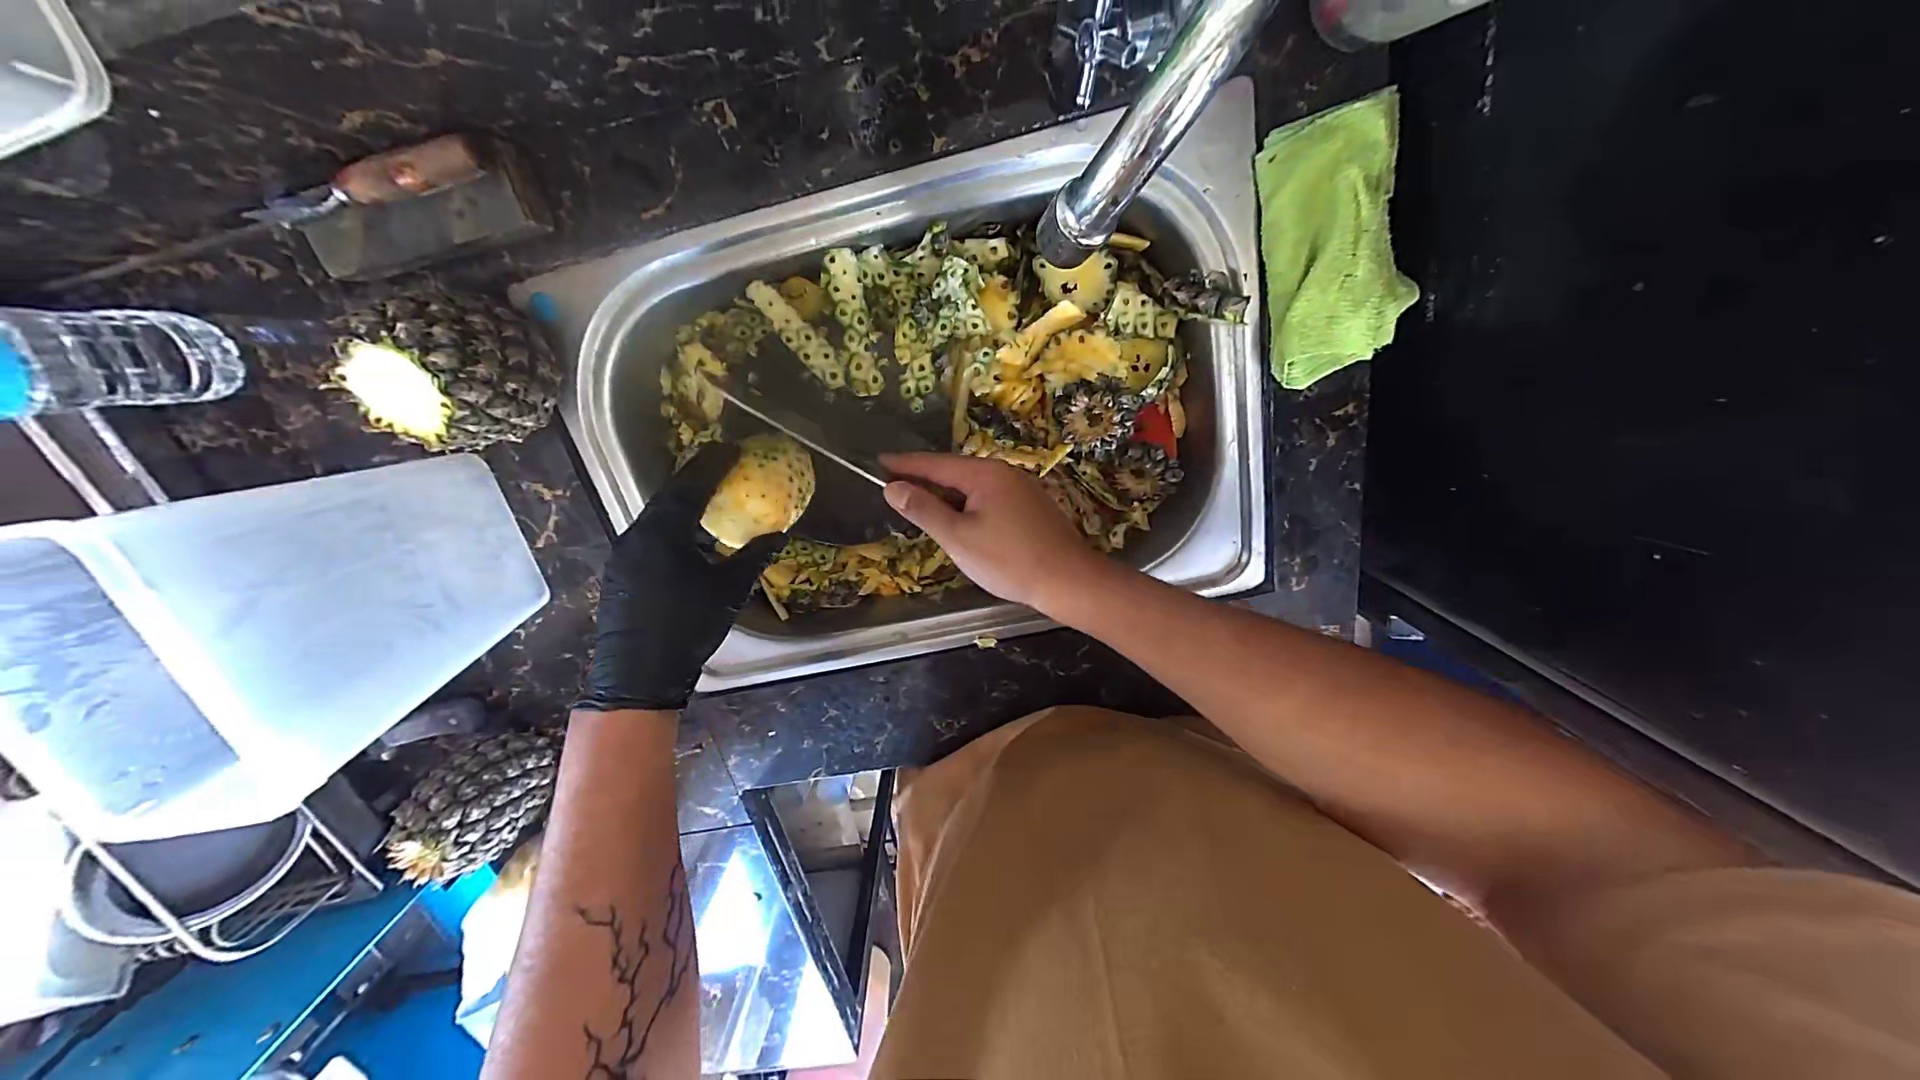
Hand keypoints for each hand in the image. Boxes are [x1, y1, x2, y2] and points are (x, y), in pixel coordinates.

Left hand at [578, 445, 785, 711]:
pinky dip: (673, 521)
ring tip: (710, 493)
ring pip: (657, 513)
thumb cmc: (688, 628)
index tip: (733, 448)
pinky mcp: (622, 569)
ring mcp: (625, 552)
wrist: (637, 673)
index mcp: (665, 532)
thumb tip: (778, 534)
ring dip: (684, 499)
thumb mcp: (729, 591)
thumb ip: (753, 557)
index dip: (714, 464)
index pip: (692, 485)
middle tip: (722, 463)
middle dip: (697, 476)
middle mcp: (639, 534)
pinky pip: (650, 531)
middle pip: (669, 494)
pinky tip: (690, 532)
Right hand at [879, 452, 1110, 614]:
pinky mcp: (1031, 506)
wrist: (1068, 580)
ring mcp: (1021, 488)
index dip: (903, 465)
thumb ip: (924, 510)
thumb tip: (893, 487)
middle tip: (892, 486)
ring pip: (972, 487)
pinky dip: (967, 504)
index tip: (877, 462)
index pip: (933, 464)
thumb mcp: (958, 538)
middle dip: (923, 479)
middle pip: (953, 472)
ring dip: (945, 494)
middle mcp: (1004, 472)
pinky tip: (959, 519)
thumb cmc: (1009, 560)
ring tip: (919, 504)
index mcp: (984, 474)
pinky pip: (988, 498)